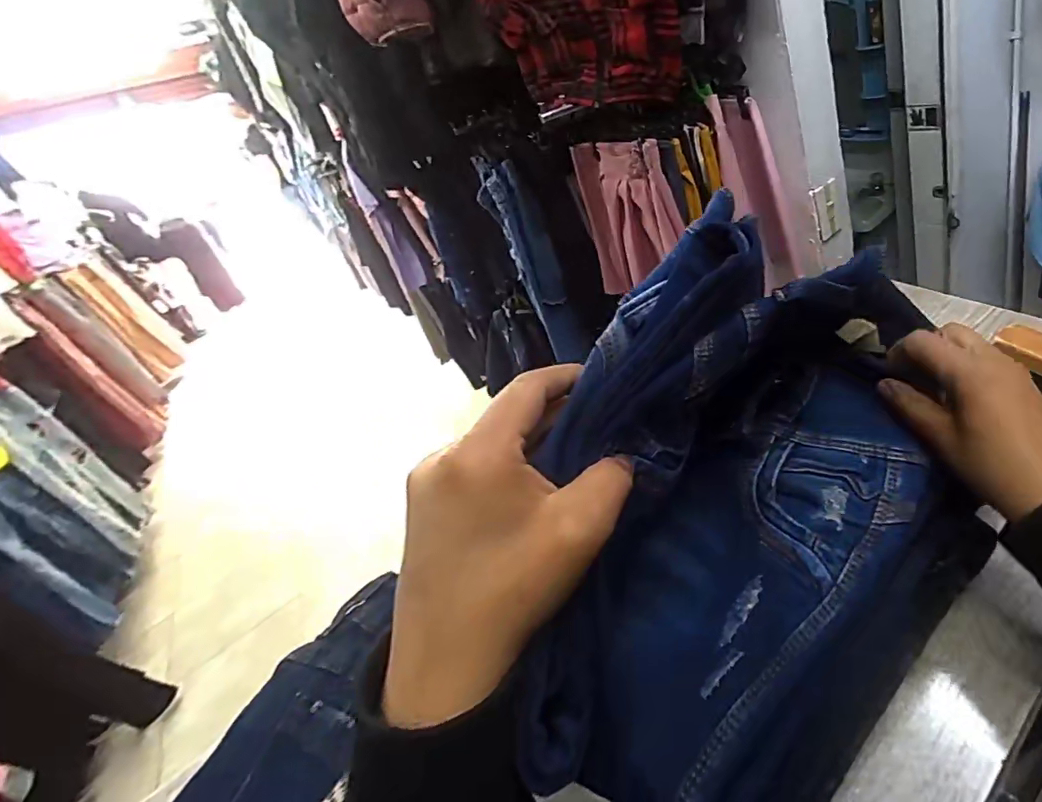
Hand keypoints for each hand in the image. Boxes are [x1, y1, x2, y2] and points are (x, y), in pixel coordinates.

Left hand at [383, 365, 632, 727]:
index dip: (571, 375)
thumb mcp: (582, 524)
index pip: (528, 386)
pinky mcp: (424, 510)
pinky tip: (541, 489)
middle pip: (511, 413)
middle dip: (561, 413)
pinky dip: (515, 464)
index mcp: (475, 452)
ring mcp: (425, 485)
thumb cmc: (515, 584)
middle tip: (605, 425)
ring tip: (580, 457)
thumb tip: (617, 456)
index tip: (608, 382)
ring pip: (495, 441)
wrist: (447, 667)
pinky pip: (478, 466)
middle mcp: (441, 457)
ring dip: (539, 441)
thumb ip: (613, 472)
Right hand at [878, 325, 1041, 521]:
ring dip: (949, 353)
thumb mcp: (943, 439)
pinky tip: (967, 395)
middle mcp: (991, 356)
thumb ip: (911, 406)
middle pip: (949, 331)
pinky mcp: (1023, 378)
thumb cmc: (989, 466)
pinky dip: (970, 362)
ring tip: (939, 388)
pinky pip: (989, 355)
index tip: (890, 375)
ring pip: (971, 341)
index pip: (923, 340)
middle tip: (914, 377)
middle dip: (926, 346)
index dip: (900, 351)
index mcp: (968, 369)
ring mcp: (1011, 365)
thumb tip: (884, 383)